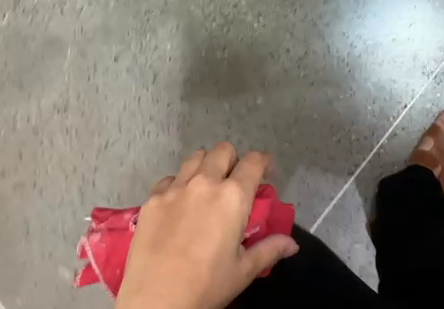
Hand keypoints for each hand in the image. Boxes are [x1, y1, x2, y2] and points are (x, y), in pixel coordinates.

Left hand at [114, 143, 297, 308]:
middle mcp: (205, 182)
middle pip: (223, 150)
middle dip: (233, 161)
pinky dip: (177, 185)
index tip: (264, 174)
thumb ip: (269, 250)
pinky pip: (169, 179)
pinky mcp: (152, 198)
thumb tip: (292, 244)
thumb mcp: (242, 272)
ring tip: (205, 189)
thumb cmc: (205, 287)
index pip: (254, 161)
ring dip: (205, 166)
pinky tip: (177, 206)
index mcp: (233, 197)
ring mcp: (175, 187)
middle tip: (233, 183)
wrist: (154, 302)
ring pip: (195, 157)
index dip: (262, 163)